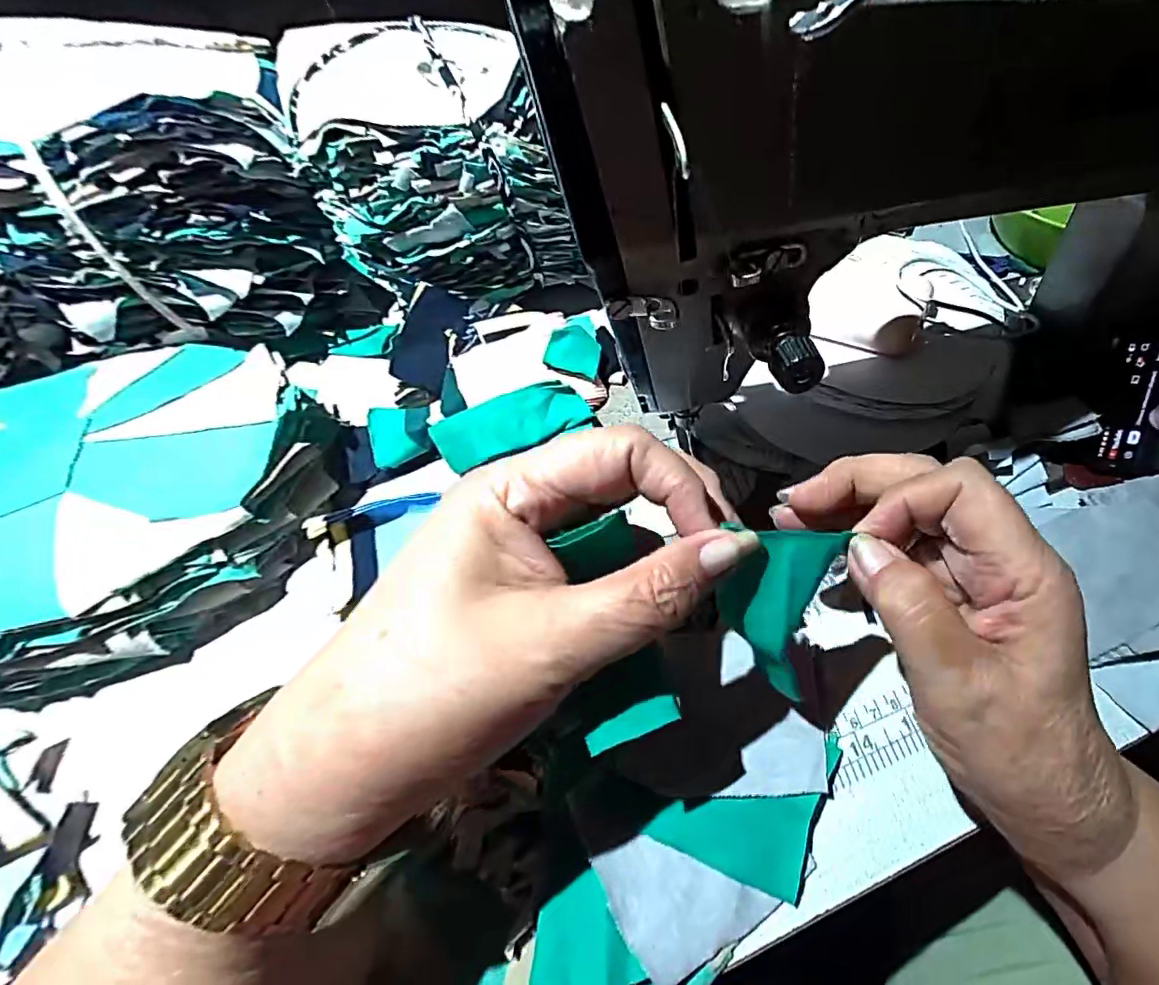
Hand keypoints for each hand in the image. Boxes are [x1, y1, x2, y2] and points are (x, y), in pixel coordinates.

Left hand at [212, 427, 761, 863]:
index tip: (721, 543)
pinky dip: (658, 578)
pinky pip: (620, 563)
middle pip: (633, 479)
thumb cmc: (431, 697)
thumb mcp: (556, 640)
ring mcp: (539, 546)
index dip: (683, 486)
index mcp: (511, 489)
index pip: (624, 451)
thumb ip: (655, 591)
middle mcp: (528, 504)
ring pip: (632, 523)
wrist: (338, 784)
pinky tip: (680, 604)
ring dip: (679, 547)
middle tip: (732, 557)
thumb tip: (742, 548)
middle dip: (690, 510)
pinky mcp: (549, 586)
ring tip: (714, 584)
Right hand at [775, 455, 1136, 879]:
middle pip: (936, 490)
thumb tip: (858, 545)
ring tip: (799, 519)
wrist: (1048, 797)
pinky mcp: (960, 598)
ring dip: (860, 512)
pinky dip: (870, 553)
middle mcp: (1005, 556)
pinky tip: (828, 560)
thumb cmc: (1015, 750)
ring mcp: (982, 576)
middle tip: (799, 500)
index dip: (901, 498)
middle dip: (867, 486)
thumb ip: (909, 606)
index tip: (856, 541)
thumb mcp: (956, 683)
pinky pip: (912, 557)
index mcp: (1024, 566)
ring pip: (919, 518)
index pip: (962, 489)